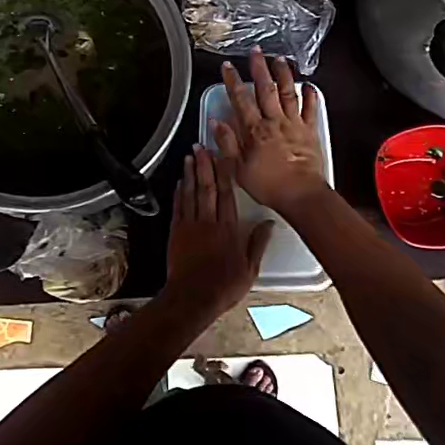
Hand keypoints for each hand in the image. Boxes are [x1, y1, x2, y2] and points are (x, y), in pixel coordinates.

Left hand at [163, 144, 271, 316]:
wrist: (192, 297)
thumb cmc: (223, 286)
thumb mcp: (249, 268)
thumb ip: (257, 243)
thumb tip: (268, 224)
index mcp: (228, 228)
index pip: (228, 193)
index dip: (225, 171)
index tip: (223, 155)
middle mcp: (208, 222)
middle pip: (207, 187)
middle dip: (204, 165)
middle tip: (200, 147)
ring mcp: (190, 226)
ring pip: (190, 193)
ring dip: (189, 173)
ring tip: (189, 157)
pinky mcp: (176, 233)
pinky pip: (178, 207)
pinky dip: (178, 192)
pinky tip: (179, 182)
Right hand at [210, 48, 328, 210]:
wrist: (301, 194)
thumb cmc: (268, 185)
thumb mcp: (238, 168)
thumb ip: (227, 143)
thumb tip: (216, 123)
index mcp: (254, 131)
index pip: (240, 99)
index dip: (232, 81)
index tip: (227, 67)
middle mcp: (274, 122)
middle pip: (265, 89)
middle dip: (259, 68)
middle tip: (255, 52)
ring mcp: (294, 125)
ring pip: (288, 93)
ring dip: (283, 74)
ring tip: (280, 59)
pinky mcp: (310, 132)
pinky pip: (311, 109)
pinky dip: (311, 95)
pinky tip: (309, 85)